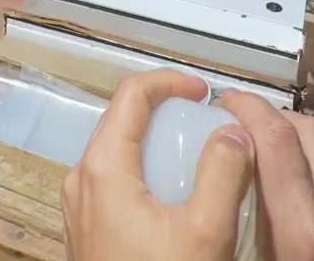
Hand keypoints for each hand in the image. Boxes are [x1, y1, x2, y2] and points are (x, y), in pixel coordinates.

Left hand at [62, 69, 256, 260]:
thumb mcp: (204, 234)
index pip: (132, 93)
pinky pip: (115, 179)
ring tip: (195, 153)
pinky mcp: (86, 228)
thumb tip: (234, 130)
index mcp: (102, 166)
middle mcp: (82, 177)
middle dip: (165, 108)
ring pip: (118, 149)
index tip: (206, 90)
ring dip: (155, 140)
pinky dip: (145, 169)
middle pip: (122, 118)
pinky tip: (176, 193)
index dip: (170, 80)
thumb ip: (223, 173)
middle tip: (204, 117)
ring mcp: (79, 205)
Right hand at [218, 91, 313, 260]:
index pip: (276, 138)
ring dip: (302, 140)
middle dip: (273, 115)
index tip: (226, 100)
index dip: (249, 106)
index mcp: (302, 236)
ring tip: (276, 151)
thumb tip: (226, 174)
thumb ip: (251, 226)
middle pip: (308, 131)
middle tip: (245, 121)